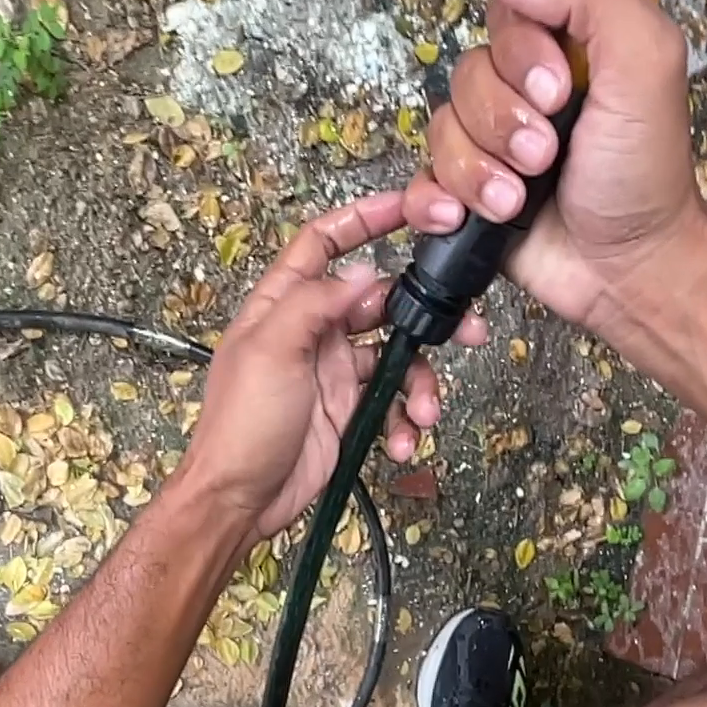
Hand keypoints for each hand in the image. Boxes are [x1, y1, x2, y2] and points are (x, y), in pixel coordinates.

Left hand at [174, 193, 489, 541]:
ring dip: (420, 381)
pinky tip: (404, 441)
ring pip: (396, 354)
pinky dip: (405, 419)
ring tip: (425, 412)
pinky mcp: (349, 408)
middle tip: (466, 328)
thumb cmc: (241, 424)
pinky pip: (391, 400)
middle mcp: (313, 331)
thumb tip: (361, 274)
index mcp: (284, 305)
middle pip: (379, 300)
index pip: (324, 243)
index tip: (408, 208)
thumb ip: (315, 303)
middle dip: (424, 313)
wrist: (241, 498)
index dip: (364, 219)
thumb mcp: (271, 351)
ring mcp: (334, 370)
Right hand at [403, 0, 706, 335]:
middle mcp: (519, 98)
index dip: (521, 56)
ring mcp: (489, 152)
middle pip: (466, 78)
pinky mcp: (466, 202)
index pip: (505, 19)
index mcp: (561, 55)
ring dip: (478, 171)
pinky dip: (432, 202)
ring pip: (442, 133)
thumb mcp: (644, 63)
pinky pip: (419, 185)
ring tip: (516, 201)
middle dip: (503, 124)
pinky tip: (460, 217)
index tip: (559, 94)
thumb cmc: (642, 176)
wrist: (623, 268)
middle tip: (545, 157)